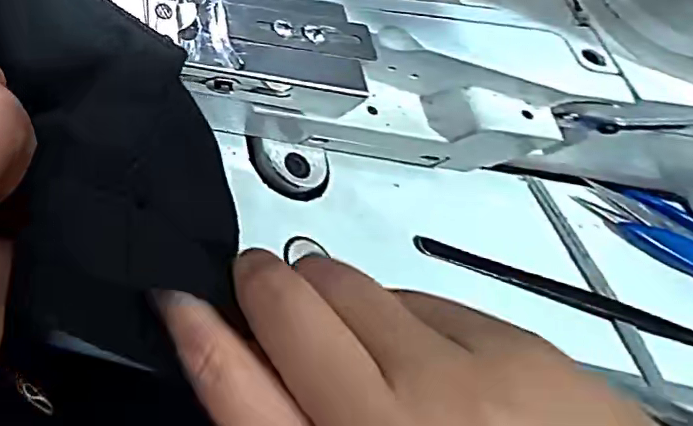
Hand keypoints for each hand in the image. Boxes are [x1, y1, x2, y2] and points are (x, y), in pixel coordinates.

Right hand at [159, 249, 652, 425]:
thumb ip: (277, 417)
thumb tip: (221, 341)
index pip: (233, 385)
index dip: (192, 326)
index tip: (174, 292)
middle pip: (282, 297)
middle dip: (270, 295)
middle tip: (292, 331)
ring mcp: (464, 382)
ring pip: (343, 279)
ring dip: (342, 311)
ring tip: (384, 370)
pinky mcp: (518, 348)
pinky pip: (414, 293)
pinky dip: (413, 325)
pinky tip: (453, 382)